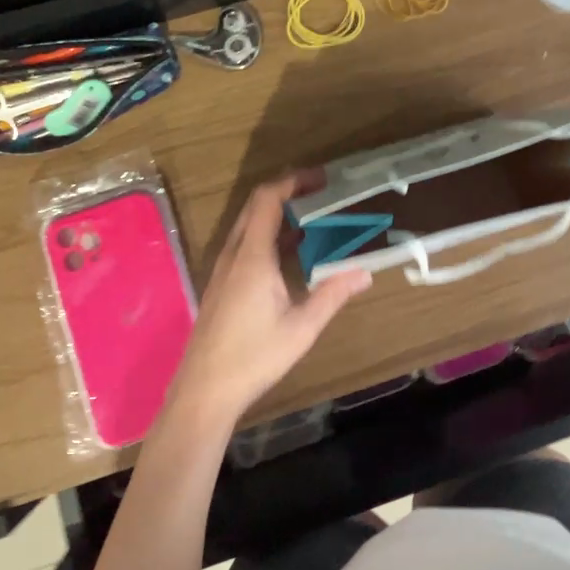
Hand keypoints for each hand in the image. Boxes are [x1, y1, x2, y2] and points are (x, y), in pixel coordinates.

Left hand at [166, 170, 371, 428]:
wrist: (204, 390)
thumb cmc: (253, 357)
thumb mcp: (301, 328)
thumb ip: (332, 295)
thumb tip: (365, 271)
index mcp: (252, 257)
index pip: (268, 200)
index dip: (292, 182)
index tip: (321, 179)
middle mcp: (234, 255)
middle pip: (256, 207)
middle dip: (287, 193)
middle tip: (321, 195)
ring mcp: (223, 270)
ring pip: (248, 226)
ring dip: (277, 215)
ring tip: (312, 220)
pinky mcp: (220, 285)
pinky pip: (244, 245)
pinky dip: (268, 236)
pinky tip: (289, 256)